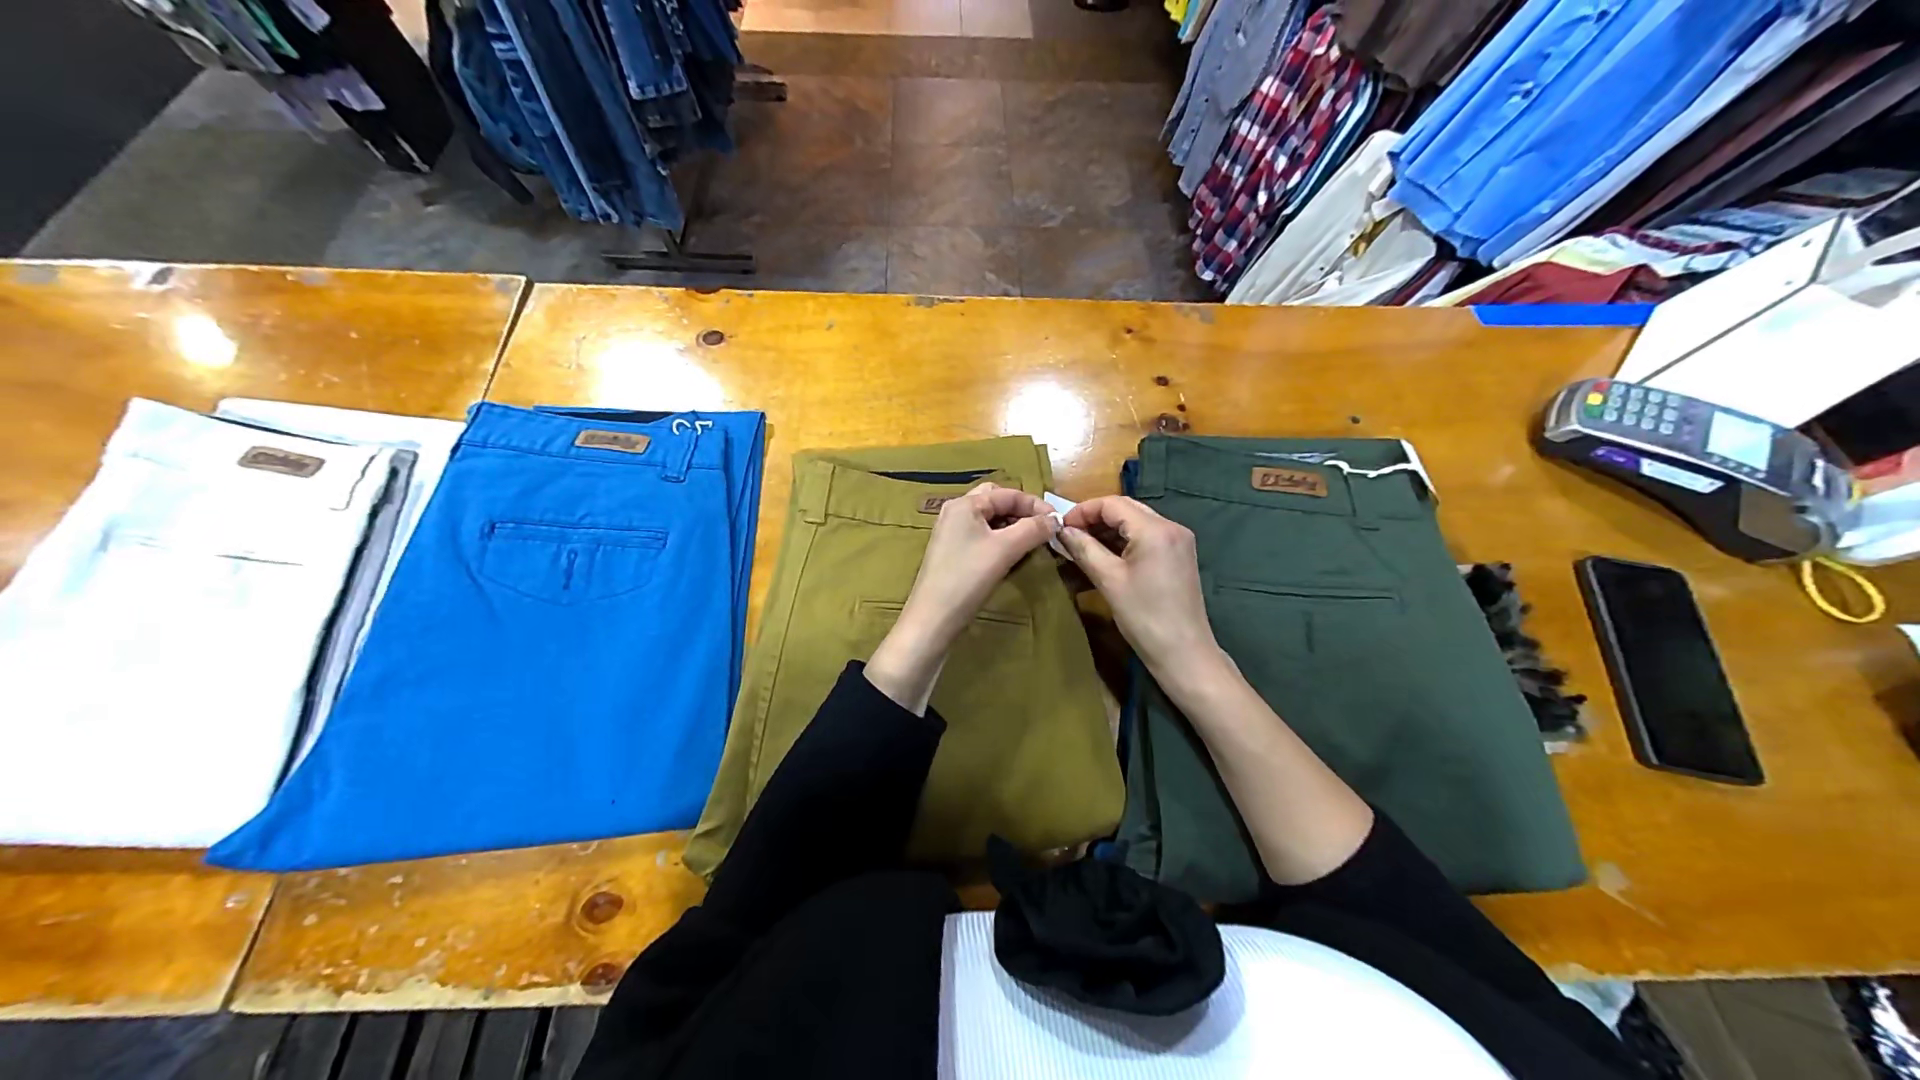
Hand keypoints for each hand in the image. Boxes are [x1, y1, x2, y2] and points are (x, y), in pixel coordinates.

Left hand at [866, 483, 1057, 712]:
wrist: (933, 619)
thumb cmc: (968, 577)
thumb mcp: (1005, 549)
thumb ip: (1033, 529)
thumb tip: (1055, 519)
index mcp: (965, 504)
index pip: (1008, 493)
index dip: (1035, 504)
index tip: (1058, 521)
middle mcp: (955, 513)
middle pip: (996, 502)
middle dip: (1022, 512)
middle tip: (1043, 528)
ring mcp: (952, 534)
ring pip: (989, 521)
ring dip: (1013, 527)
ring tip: (1033, 541)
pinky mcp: (952, 554)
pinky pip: (982, 537)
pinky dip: (1001, 540)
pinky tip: (1013, 555)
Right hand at [1058, 496, 1223, 681]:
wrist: (1183, 653)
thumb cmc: (1144, 617)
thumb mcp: (1108, 580)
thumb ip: (1084, 549)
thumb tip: (1062, 531)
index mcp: (1155, 529)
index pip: (1112, 503)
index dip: (1082, 511)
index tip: (1060, 527)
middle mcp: (1171, 527)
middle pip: (1125, 508)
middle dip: (1094, 518)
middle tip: (1068, 535)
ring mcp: (1178, 541)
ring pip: (1135, 522)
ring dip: (1107, 529)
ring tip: (1081, 545)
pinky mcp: (1179, 555)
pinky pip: (1146, 537)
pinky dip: (1123, 541)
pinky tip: (1104, 554)